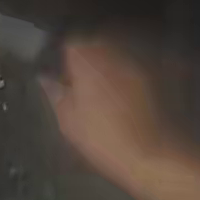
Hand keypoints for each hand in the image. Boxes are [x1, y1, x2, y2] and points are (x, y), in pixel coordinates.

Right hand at [43, 39, 178, 186]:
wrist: (155, 155)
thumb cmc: (104, 137)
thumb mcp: (69, 122)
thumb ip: (54, 93)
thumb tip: (44, 77)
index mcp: (82, 52)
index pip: (68, 45)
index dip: (67, 63)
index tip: (69, 84)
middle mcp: (108, 44)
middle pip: (94, 45)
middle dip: (90, 62)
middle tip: (89, 91)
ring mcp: (134, 56)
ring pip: (116, 54)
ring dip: (111, 68)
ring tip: (112, 96)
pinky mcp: (156, 69)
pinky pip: (138, 66)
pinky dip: (133, 76)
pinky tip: (133, 98)